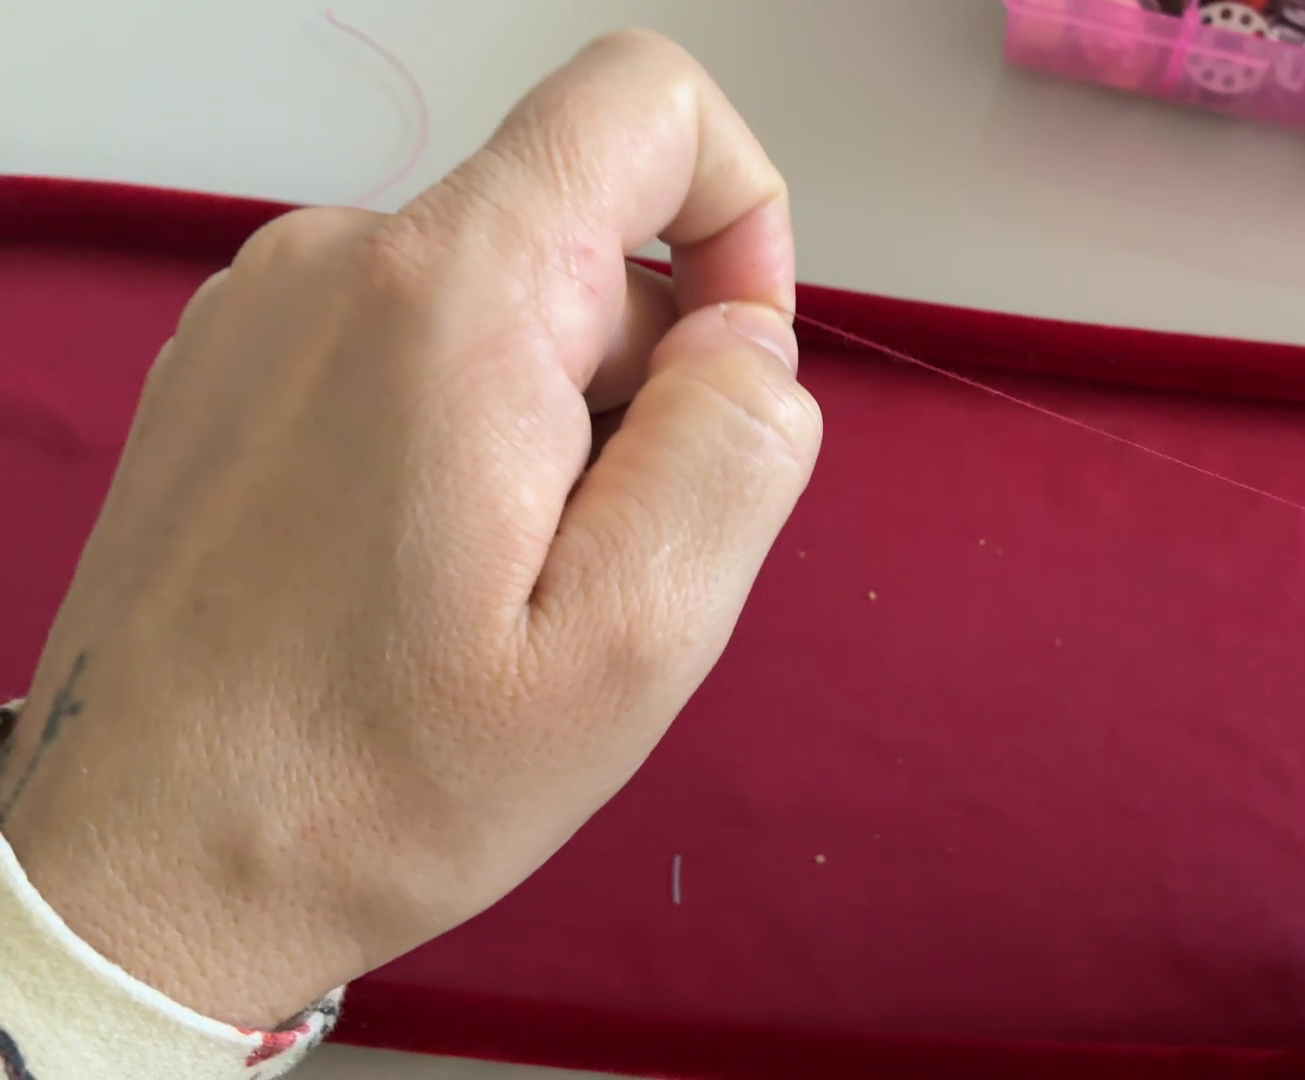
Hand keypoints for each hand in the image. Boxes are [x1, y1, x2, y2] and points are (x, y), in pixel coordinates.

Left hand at [0, 30, 821, 1028]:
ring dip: (601, 427)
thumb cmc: (408, 774)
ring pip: (551, 308)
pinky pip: (472, 349)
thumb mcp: (640, 633)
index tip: (739, 362)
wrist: (154, 879)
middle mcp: (354, 260)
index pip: (648, 110)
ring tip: (544, 571)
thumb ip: (735, 451)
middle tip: (623, 549)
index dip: (742, 217)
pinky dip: (526, 436)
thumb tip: (749, 341)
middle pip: (611, 248)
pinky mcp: (272, 368)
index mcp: (459, 299)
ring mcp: (294, 309)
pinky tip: (478, 558)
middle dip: (668, 388)